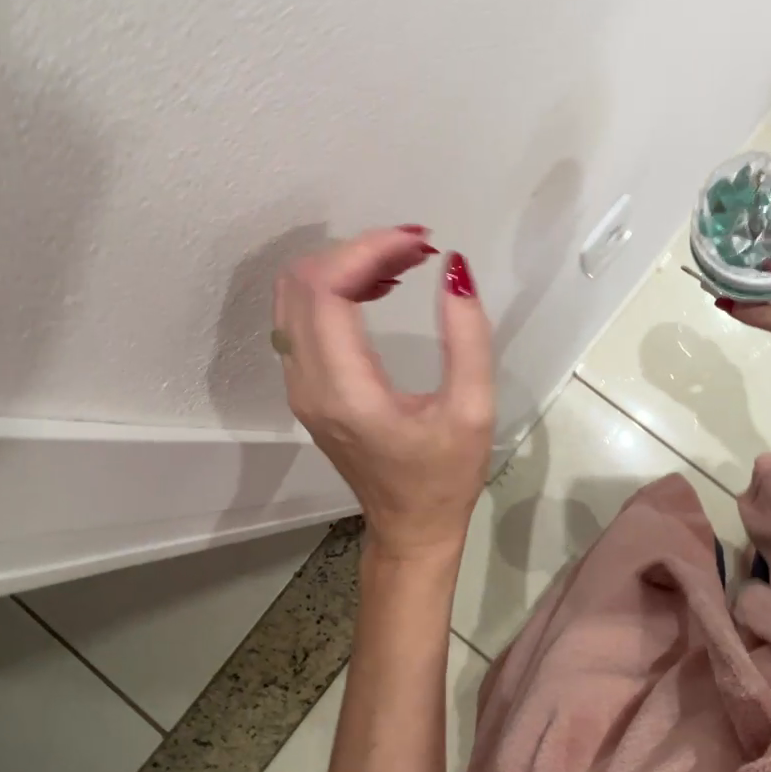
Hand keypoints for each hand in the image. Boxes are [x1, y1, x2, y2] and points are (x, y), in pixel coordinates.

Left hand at [274, 226, 493, 563]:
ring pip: (297, 296)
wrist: (410, 528)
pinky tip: (382, 287)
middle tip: (417, 249)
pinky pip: (304, 318)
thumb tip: (455, 268)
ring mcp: (300, 386)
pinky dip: (337, 289)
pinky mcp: (307, 388)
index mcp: (346, 390)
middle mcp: (308, 383)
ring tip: (405, 262)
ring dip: (346, 266)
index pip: (327, 289)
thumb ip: (468, 336)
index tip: (420, 243)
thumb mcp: (473, 409)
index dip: (369, 251)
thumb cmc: (446, 476)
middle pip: (303, 283)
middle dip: (358, 251)